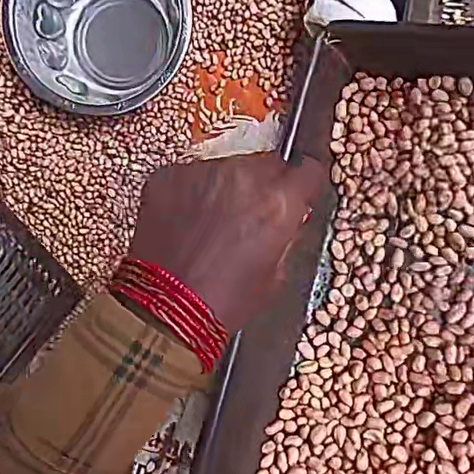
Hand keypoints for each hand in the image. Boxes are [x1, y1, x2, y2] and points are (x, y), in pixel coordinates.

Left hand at [126, 154, 325, 333]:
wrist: (166, 310)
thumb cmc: (223, 301)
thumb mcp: (274, 275)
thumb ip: (286, 236)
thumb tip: (287, 219)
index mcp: (278, 203)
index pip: (308, 170)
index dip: (303, 183)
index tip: (298, 192)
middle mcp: (243, 177)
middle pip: (267, 163)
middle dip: (265, 185)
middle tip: (251, 216)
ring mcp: (202, 172)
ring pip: (228, 166)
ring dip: (227, 188)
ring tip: (213, 225)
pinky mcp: (169, 176)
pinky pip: (192, 176)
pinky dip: (194, 194)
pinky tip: (187, 224)